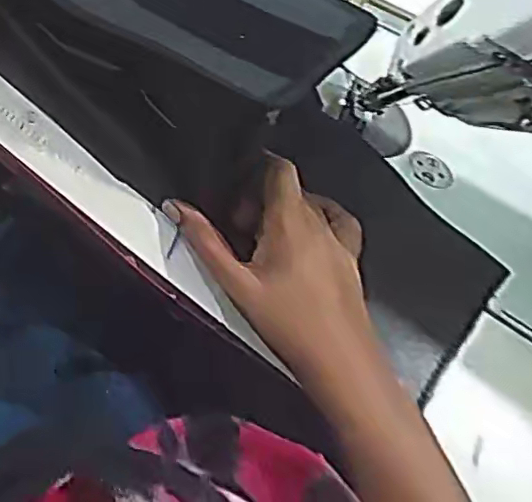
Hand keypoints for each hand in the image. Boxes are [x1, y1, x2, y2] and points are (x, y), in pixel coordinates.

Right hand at [167, 156, 378, 391]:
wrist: (344, 368)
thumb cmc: (294, 327)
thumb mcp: (234, 282)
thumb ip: (203, 240)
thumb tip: (179, 209)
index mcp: (292, 224)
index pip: (282, 171)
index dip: (259, 162)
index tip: (240, 170)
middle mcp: (322, 228)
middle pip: (291, 189)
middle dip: (260, 197)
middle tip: (240, 222)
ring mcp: (342, 247)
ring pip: (315, 206)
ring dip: (289, 208)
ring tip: (267, 231)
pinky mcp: (352, 266)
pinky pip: (338, 227)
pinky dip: (320, 224)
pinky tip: (303, 244)